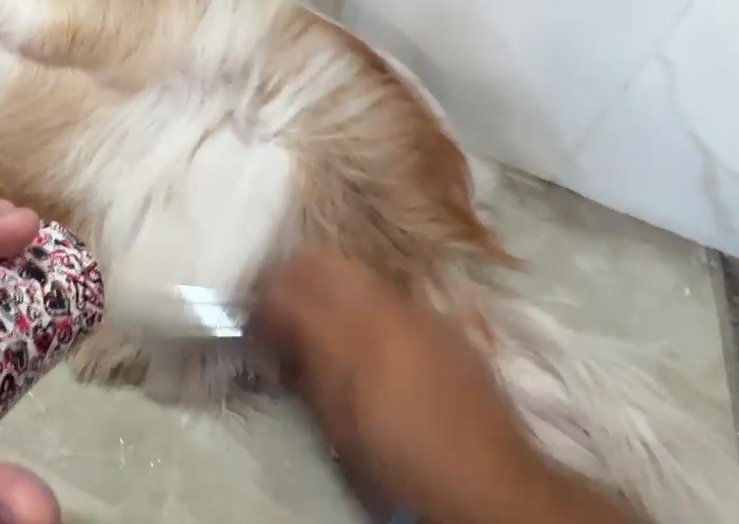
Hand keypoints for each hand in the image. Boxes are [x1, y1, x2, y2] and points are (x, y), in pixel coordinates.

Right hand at [253, 249, 639, 523]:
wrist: (486, 479)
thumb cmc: (398, 458)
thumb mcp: (336, 423)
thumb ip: (304, 369)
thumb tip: (277, 339)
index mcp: (344, 335)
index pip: (283, 289)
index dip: (259, 301)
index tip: (252, 321)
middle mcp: (376, 306)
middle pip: (316, 260)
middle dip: (290, 277)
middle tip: (279, 308)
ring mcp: (410, 306)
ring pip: (352, 267)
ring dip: (325, 281)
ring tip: (319, 314)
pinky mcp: (436, 317)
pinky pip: (386, 289)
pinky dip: (362, 297)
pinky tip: (365, 329)